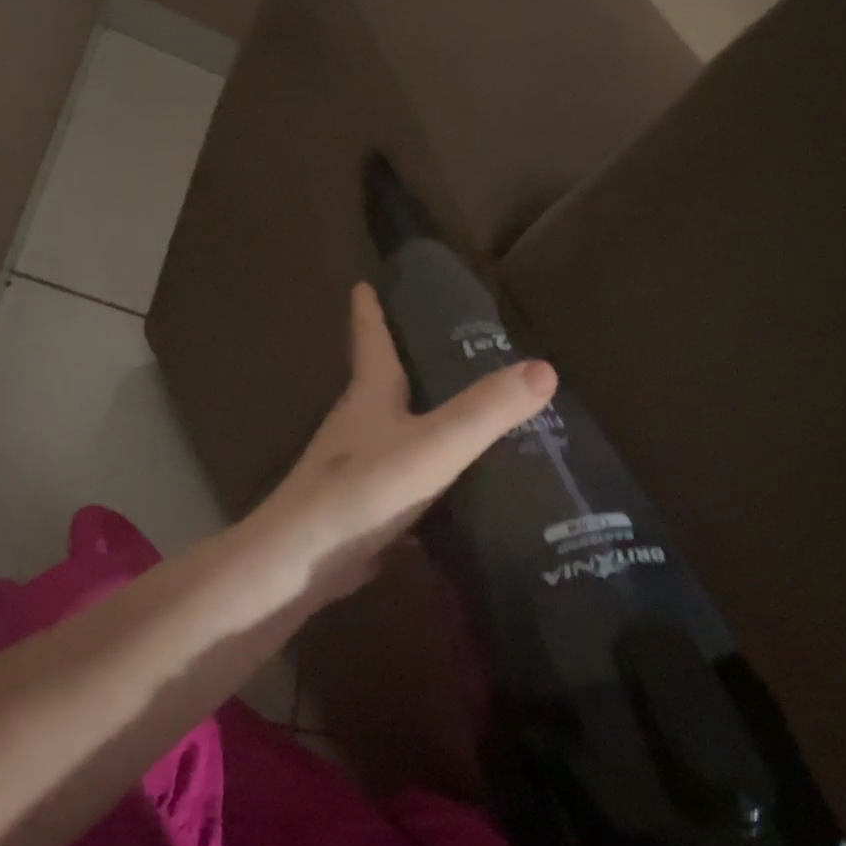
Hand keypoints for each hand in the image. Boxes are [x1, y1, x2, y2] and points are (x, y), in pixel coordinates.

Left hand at [253, 282, 556, 604]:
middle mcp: (356, 427)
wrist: (301, 563)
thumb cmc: (363, 491)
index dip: (371, 310)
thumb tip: (544, 368)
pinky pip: (399, 487)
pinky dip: (424, 484)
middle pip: (383, 387)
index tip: (365, 283)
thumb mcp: (434, 446)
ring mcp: (353, 472)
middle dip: (409, 367)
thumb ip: (486, 411)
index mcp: (369, 397)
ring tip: (468, 423)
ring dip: (421, 427)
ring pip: (393, 439)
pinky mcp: (357, 513)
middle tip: (454, 354)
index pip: (370, 339)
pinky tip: (455, 498)